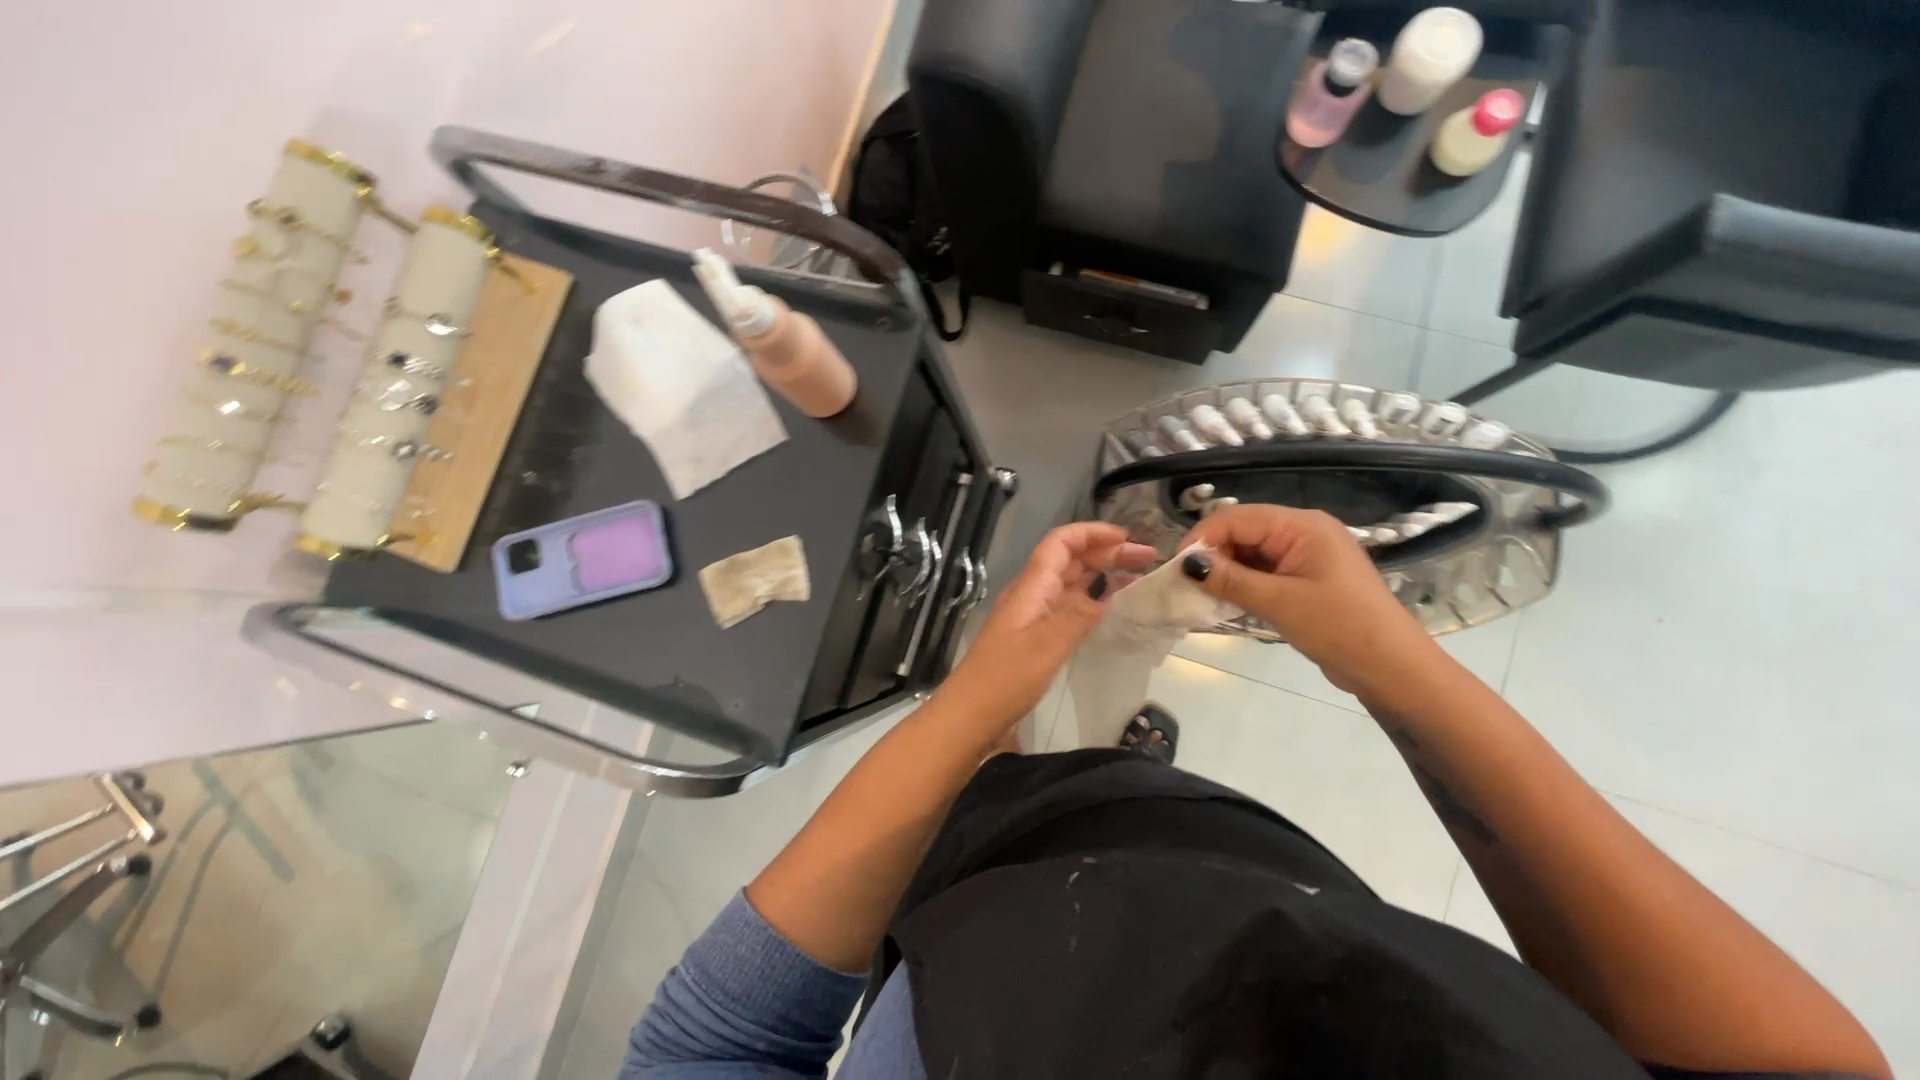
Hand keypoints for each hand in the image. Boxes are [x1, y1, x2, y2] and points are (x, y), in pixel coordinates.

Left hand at [939, 522, 1158, 728]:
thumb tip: (1109, 584)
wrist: (970, 715)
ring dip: (1103, 573)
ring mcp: (1033, 615)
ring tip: (1140, 577)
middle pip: (1070, 559)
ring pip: (1072, 582)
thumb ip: (1080, 613)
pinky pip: (1069, 606)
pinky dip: (1093, 600)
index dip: (1093, 533)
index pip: (1061, 542)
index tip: (1127, 537)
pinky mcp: (1036, 636)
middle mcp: (1032, 593)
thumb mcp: (1048, 644)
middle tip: (1147, 557)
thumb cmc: (1006, 678)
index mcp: (1031, 587)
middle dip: (1107, 552)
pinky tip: (1113, 606)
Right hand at [1178, 504, 1440, 701]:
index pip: (1237, 517)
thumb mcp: (1278, 602)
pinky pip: (1265, 570)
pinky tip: (1228, 603)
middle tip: (1188, 588)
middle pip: (1243, 531)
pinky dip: (1244, 584)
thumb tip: (1187, 564)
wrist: (1391, 666)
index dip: (1202, 539)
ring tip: (1204, 598)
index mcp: (1301, 525)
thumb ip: (1230, 579)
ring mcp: (1307, 555)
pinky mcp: (1307, 578)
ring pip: (1251, 552)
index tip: (1176, 569)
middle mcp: (1304, 531)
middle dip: (1213, 555)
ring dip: (1227, 571)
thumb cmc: (1339, 627)